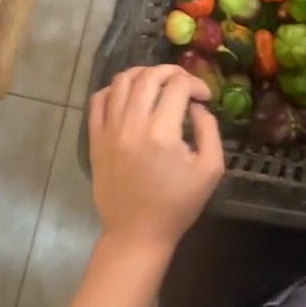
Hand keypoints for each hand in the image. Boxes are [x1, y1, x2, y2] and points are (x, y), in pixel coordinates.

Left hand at [88, 65, 223, 253]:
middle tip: (184, 83)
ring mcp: (110, 130)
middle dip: (171, 72)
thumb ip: (210, 130)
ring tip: (157, 84)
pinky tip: (129, 97)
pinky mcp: (95, 139)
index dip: (196, 84)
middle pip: (149, 76)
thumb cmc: (177, 205)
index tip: (204, 97)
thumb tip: (197, 106)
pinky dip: (114, 89)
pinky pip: (98, 100)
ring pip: (121, 81)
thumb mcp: (210, 169)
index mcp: (163, 133)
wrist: (136, 235)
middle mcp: (133, 124)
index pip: (178, 86)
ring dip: (143, 74)